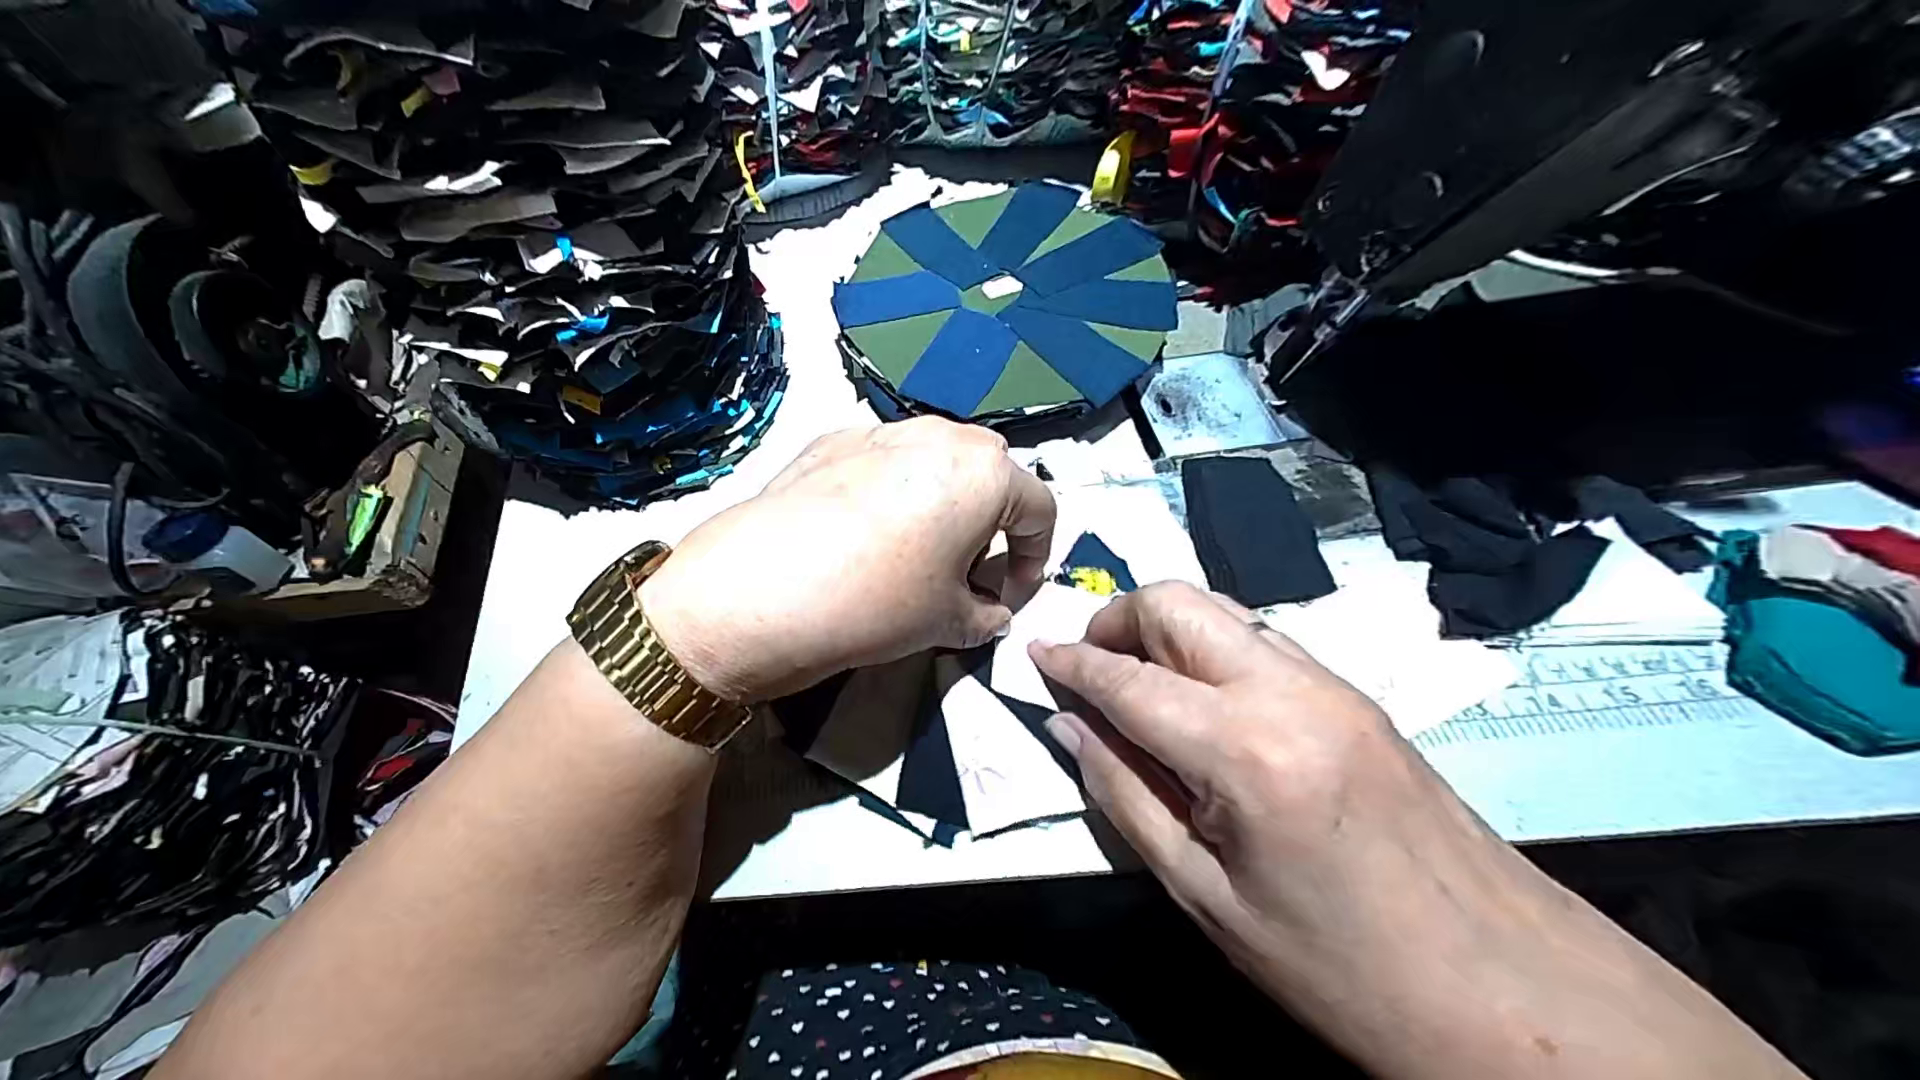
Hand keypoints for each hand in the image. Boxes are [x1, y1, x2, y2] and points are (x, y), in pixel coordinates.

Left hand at [641, 417, 1054, 702]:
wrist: (761, 590)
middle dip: (990, 523)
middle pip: (989, 475)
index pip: (1040, 511)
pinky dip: (892, 493)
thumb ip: (987, 615)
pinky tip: (861, 536)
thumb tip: (992, 614)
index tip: (1009, 595)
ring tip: (914, 552)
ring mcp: (881, 430)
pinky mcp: (831, 440)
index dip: (1034, 560)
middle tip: (965, 571)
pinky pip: (884, 462)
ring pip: (935, 461)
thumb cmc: (877, 602)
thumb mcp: (948, 621)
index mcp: (985, 471)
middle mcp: (939, 435)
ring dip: (943, 503)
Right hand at [1031, 582, 1806, 1079]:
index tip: (1033, 653)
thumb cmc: (1338, 967)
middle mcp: (1288, 690)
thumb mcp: (1204, 895)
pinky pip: (1260, 639)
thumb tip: (1072, 725)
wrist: (1513, 995)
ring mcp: (1331, 683)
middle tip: (1088, 663)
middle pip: (1178, 602)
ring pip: (1221, 610)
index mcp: (1244, 751)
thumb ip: (1124, 795)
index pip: (1127, 678)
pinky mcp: (1356, 694)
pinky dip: (1209, 648)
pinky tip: (1199, 699)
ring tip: (1136, 680)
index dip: (1070, 661)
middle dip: (1117, 618)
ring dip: (1163, 628)